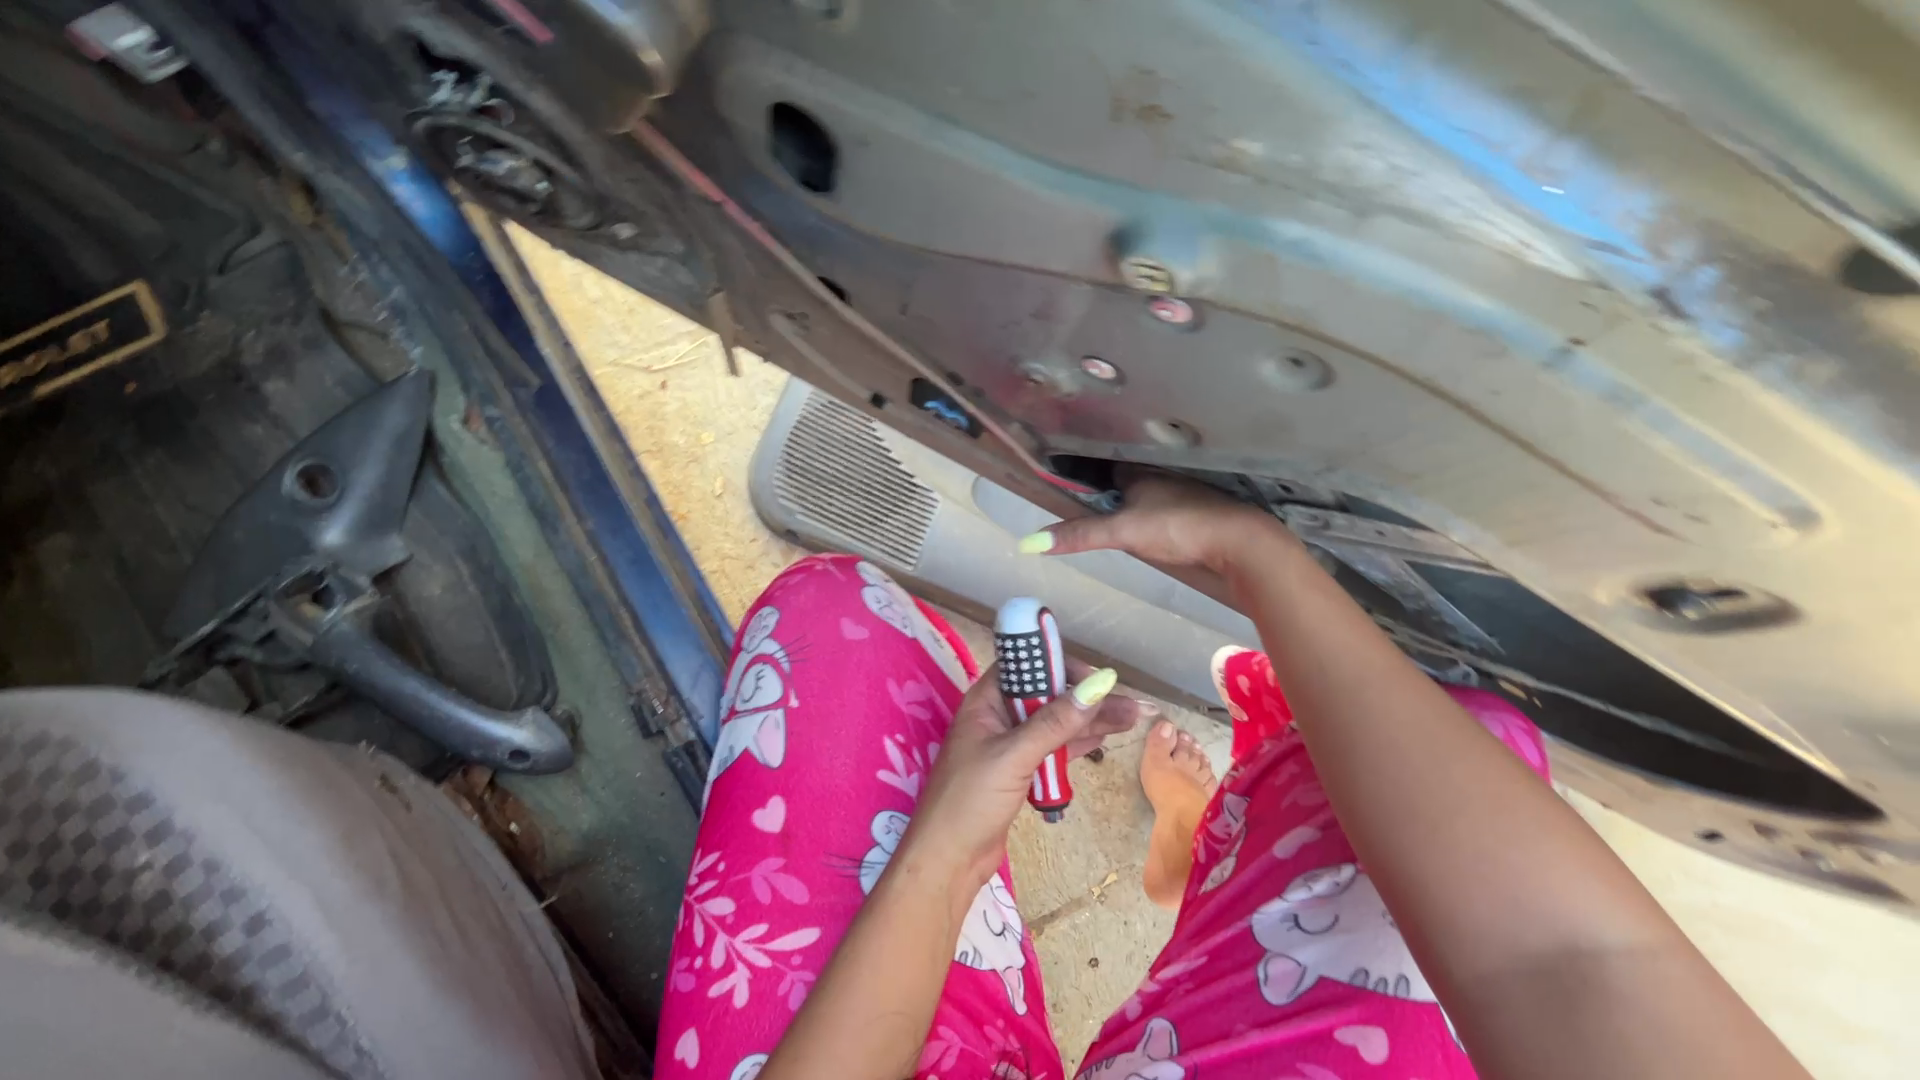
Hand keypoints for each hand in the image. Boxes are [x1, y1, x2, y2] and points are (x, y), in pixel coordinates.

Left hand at [894, 659, 1146, 893]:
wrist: (949, 859)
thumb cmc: (970, 800)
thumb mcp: (1013, 756)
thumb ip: (1054, 722)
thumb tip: (1095, 687)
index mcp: (985, 702)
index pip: (1024, 667)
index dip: (1057, 666)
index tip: (1094, 677)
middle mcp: (998, 717)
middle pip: (1047, 696)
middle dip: (1086, 698)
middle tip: (1130, 704)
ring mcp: (1010, 746)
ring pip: (1056, 724)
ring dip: (1090, 721)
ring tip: (1132, 717)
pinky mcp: (1021, 771)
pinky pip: (1054, 748)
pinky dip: (1079, 743)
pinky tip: (1107, 736)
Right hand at [1020, 472, 1298, 594]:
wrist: (1239, 544)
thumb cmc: (1178, 527)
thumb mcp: (1122, 532)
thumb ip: (1079, 535)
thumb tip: (1027, 542)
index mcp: (1140, 472)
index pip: (1104, 469)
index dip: (1086, 477)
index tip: (1067, 484)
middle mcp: (1161, 477)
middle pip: (1125, 482)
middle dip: (1108, 489)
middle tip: (1085, 502)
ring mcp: (1182, 496)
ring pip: (1148, 495)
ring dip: (1132, 502)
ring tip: (1111, 515)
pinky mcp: (1199, 515)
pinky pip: (1165, 510)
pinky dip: (1153, 516)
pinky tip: (1149, 529)